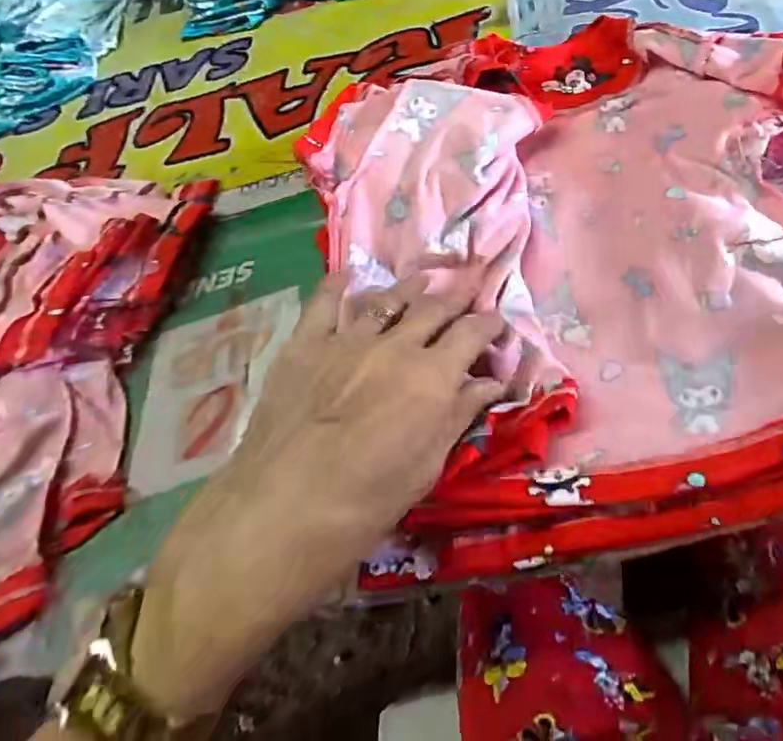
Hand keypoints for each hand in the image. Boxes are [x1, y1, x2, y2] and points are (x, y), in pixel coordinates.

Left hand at [213, 272, 506, 562]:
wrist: (284, 507)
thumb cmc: (368, 500)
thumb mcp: (428, 464)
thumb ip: (458, 414)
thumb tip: (491, 383)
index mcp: (432, 376)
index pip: (471, 335)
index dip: (489, 324)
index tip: (498, 320)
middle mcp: (395, 346)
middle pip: (434, 308)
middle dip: (457, 296)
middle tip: (470, 287)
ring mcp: (347, 340)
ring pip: (386, 300)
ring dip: (409, 288)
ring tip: (422, 280)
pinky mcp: (305, 344)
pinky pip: (324, 304)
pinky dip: (337, 286)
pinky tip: (347, 275)